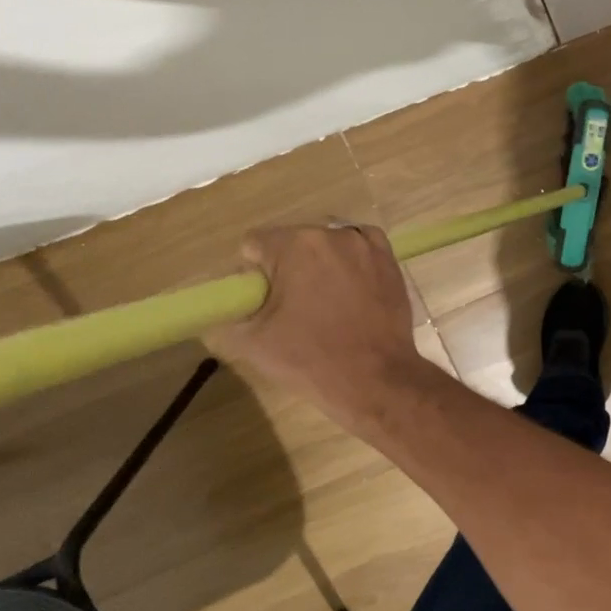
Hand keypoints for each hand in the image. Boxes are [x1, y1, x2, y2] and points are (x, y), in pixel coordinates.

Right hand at [204, 224, 429, 426]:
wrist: (374, 375)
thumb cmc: (310, 357)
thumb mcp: (249, 342)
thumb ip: (223, 319)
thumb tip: (219, 312)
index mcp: (296, 245)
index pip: (255, 244)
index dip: (251, 273)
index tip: (260, 301)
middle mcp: (335, 234)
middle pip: (294, 242)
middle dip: (286, 267)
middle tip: (291, 306)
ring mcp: (368, 246)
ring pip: (328, 244)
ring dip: (319, 263)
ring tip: (322, 302)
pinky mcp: (391, 260)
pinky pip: (361, 250)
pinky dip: (352, 263)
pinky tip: (350, 290)